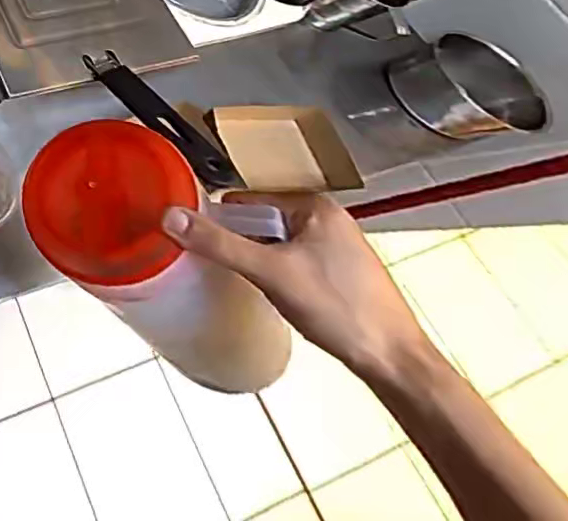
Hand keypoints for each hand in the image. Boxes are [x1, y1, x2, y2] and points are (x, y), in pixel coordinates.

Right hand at [163, 192, 438, 385]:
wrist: (398, 365)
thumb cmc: (340, 311)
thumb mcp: (270, 272)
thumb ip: (218, 242)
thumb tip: (169, 216)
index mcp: (314, 206)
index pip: (243, 201)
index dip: (222, 223)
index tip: (214, 248)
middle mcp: (326, 217)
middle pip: (255, 220)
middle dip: (241, 243)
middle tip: (240, 270)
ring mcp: (334, 243)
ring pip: (270, 241)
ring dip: (257, 259)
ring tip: (259, 283)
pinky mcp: (337, 268)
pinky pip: (287, 257)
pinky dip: (274, 271)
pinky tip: (277, 292)